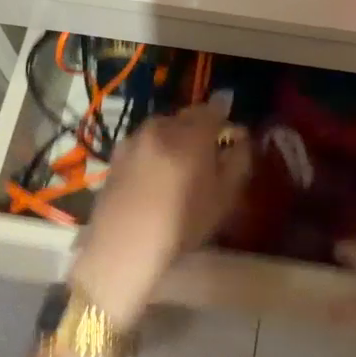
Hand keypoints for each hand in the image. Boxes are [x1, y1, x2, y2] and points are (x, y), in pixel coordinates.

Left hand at [71, 102, 252, 326]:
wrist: (123, 247)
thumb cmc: (181, 225)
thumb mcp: (224, 197)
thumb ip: (238, 160)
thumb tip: (240, 137)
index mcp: (190, 133)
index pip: (214, 109)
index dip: (225, 116)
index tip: (230, 131)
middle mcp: (160, 127)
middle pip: (186, 117)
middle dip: (200, 127)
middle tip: (207, 153)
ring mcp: (133, 139)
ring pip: (162, 128)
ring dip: (175, 138)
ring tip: (180, 167)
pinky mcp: (116, 155)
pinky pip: (144, 144)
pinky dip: (154, 151)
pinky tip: (155, 178)